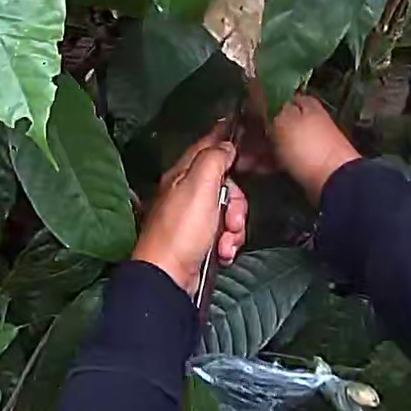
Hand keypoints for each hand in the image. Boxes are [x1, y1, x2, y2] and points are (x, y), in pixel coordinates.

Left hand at [131, 122, 248, 293]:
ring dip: (234, 227)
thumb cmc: (181, 230)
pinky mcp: (199, 239)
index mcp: (182, 174)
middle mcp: (186, 192)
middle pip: (225, 183)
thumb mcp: (200, 186)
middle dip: (236, 203)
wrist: (169, 276)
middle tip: (232, 219)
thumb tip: (226, 145)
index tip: (242, 135)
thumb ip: (214, 160)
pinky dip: (227, 243)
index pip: (207, 146)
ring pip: (227, 210)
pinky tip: (222, 252)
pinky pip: (223, 232)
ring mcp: (192, 217)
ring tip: (225, 242)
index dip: (224, 140)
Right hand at [240, 95, 359, 204]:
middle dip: (248, 133)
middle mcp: (301, 117)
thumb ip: (264, 101)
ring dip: (252, 150)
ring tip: (239, 162)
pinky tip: (251, 169)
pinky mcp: (300, 161)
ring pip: (269, 140)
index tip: (232, 120)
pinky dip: (263, 161)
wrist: (334, 182)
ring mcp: (301, 140)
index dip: (248, 107)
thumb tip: (250, 79)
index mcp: (299, 102)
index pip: (268, 97)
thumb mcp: (282, 119)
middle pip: (267, 120)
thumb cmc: (306, 146)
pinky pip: (276, 157)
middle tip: (231, 145)